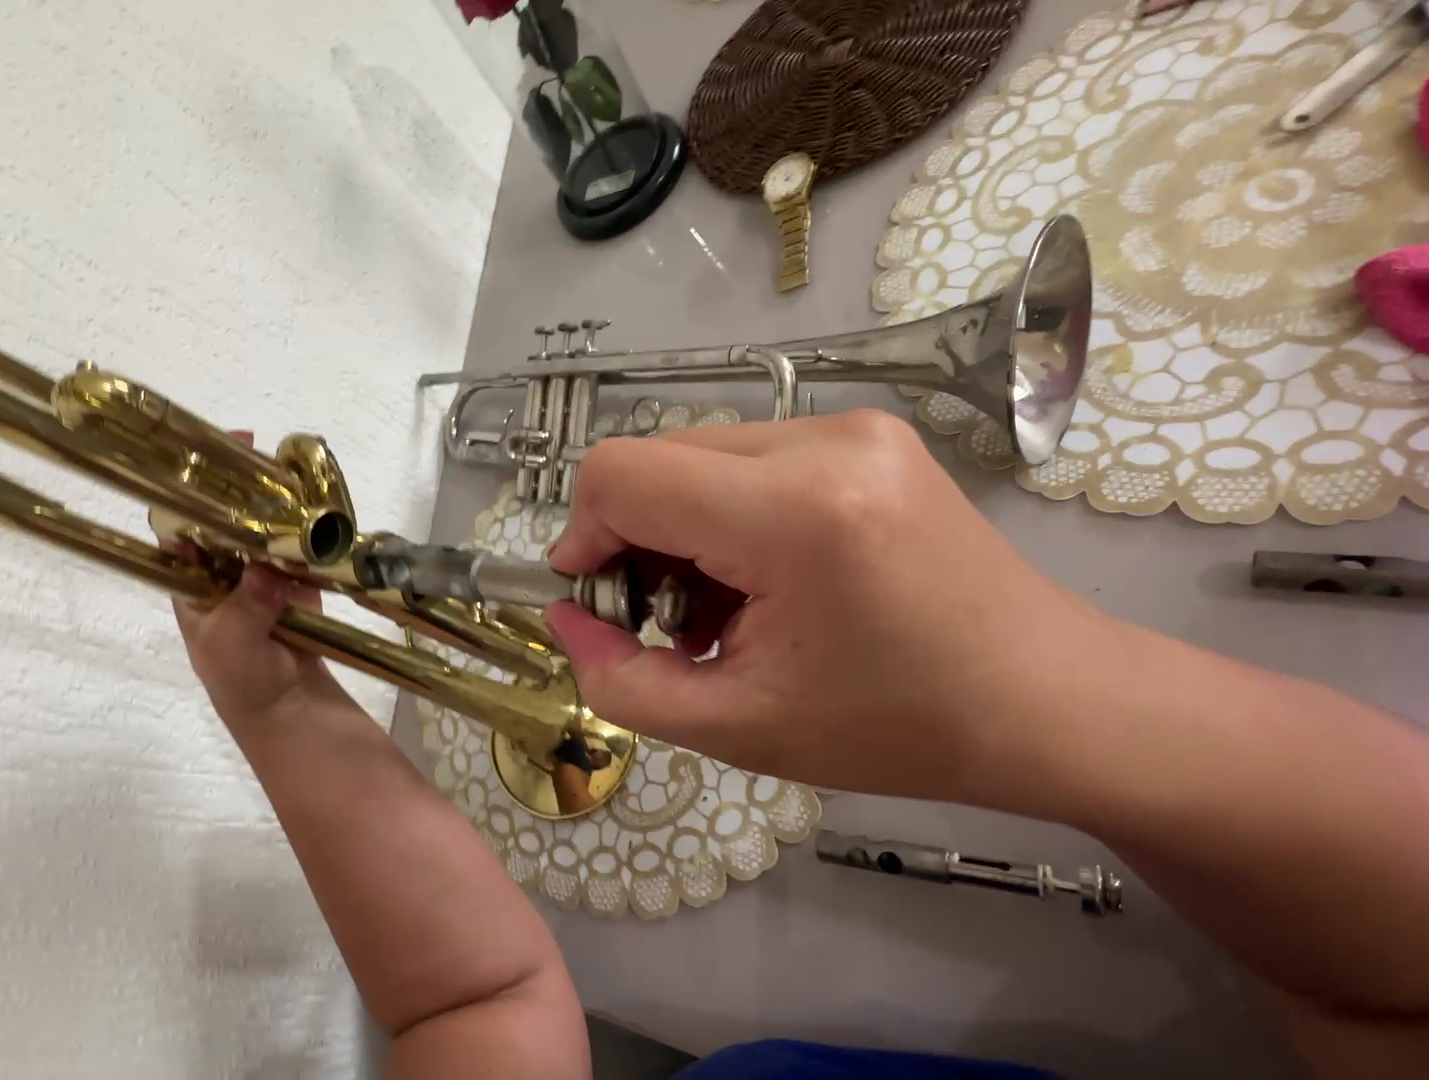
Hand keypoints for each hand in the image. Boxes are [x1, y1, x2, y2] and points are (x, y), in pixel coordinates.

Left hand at [164, 432, 356, 731]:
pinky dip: (309, 523)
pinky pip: (299, 542)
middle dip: (241, 483)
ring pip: (263, 523)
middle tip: (262, 452)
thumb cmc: (242, 679)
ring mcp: (260, 568)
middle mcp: (221, 565)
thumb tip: (267, 572)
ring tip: (293, 471)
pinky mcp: (296, 576)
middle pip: (225, 513)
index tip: (210, 457)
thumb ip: (247, 609)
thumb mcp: (231, 647)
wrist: (289, 706)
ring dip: (277, 499)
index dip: (188, 488)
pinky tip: (319, 500)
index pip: (178, 522)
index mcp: (190, 577)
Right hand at [544, 411, 1103, 804]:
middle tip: (663, 622)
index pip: (622, 474)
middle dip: (632, 540)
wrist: (1051, 701)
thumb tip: (564, 618)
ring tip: (718, 610)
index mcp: (795, 511)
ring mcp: (852, 428)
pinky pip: (746, 459)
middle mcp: (822, 440)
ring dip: (677, 531)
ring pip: (696, 457)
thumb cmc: (897, 729)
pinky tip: (758, 580)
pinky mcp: (865, 436)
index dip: (583, 534)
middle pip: (655, 459)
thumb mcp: (736, 728)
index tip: (595, 600)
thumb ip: (619, 680)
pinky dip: (723, 517)